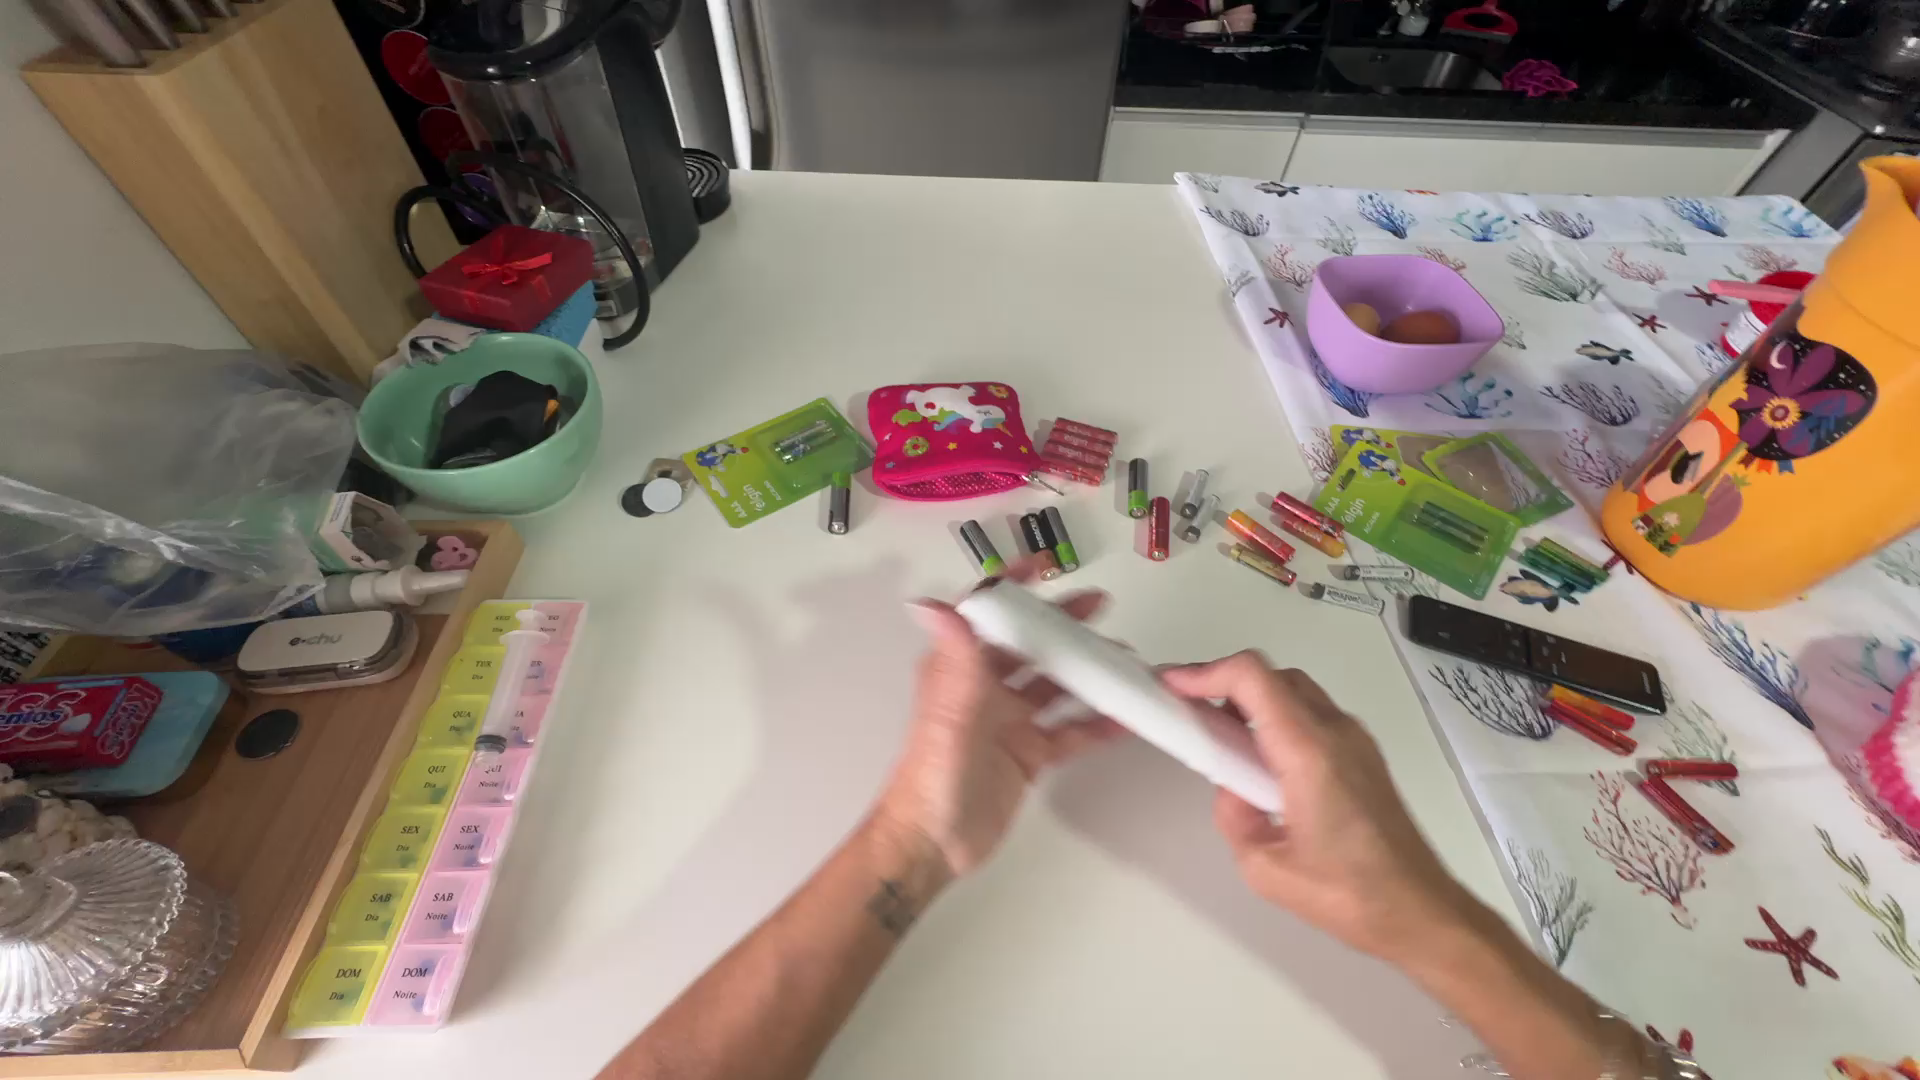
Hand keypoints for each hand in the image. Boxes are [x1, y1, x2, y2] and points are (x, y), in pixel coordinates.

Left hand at [874, 571, 1123, 880]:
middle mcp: (985, 689)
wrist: (932, 845)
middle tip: (1099, 605)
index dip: (1009, 589)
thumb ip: (954, 659)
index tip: (1039, 567)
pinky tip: (1125, 718)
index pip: (985, 617)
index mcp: (960, 671)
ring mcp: (1009, 722)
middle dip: (1062, 624)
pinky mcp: (1028, 754)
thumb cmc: (933, 778)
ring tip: (1124, 658)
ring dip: (1086, 670)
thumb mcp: (949, 714)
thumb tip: (930, 602)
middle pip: (1029, 645)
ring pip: (1054, 686)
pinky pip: (1068, 732)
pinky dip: (1095, 724)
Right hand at [1162, 652, 1474, 961]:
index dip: (1204, 672)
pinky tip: (1259, 756)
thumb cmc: (1349, 894)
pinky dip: (1274, 714)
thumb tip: (1231, 787)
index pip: (1251, 678)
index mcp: (1308, 751)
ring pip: (1291, 688)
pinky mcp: (1362, 752)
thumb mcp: (1264, 866)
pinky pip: (1309, 710)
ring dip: (1250, 697)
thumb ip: (1232, 814)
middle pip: (1270, 674)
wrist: (1424, 913)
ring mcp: (1354, 738)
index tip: (1171, 685)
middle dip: (1221, 681)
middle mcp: (1334, 731)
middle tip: (1188, 708)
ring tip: (1219, 733)